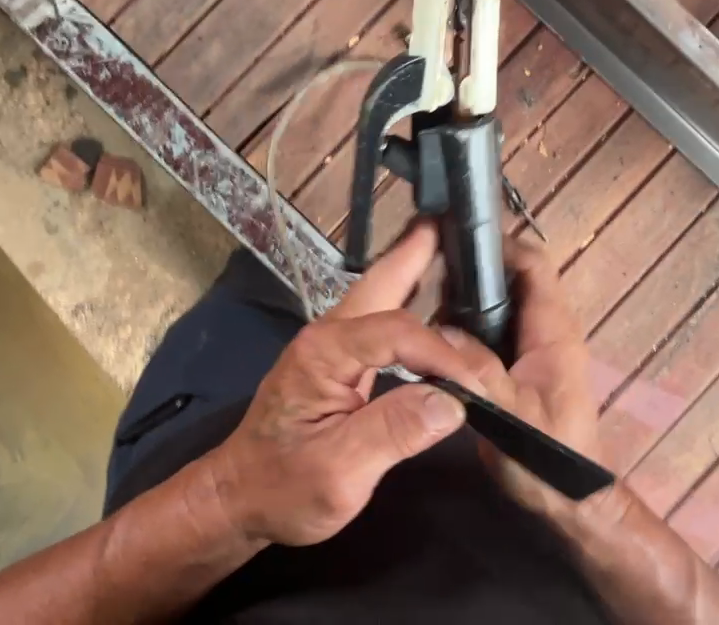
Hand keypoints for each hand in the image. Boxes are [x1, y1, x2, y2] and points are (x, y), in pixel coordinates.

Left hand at [199, 222, 484, 546]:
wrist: (240, 495)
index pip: (396, 331)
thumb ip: (393, 432)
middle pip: (380, 283)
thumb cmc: (283, 487)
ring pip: (378, 294)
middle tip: (453, 223)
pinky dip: (407, 299)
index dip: (441, 352)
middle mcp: (328, 335)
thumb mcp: (338, 472)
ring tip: (448, 247)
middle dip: (416, 252)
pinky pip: (379, 320)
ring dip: (412, 269)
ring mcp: (331, 344)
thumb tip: (454, 401)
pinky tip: (429, 300)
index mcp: (325, 352)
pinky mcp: (337, 360)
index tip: (477, 383)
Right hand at [440, 237, 603, 521]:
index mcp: (552, 331)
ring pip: (501, 300)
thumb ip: (476, 371)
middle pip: (513, 276)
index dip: (499, 245)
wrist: (571, 504)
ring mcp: (536, 346)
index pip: (534, 264)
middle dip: (473, 267)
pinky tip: (435, 331)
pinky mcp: (523, 363)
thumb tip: (436, 332)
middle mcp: (547, 329)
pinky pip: (495, 325)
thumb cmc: (549, 459)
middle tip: (425, 270)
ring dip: (467, 295)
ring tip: (422, 297)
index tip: (454, 242)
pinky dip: (468, 320)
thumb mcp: (509, 415)